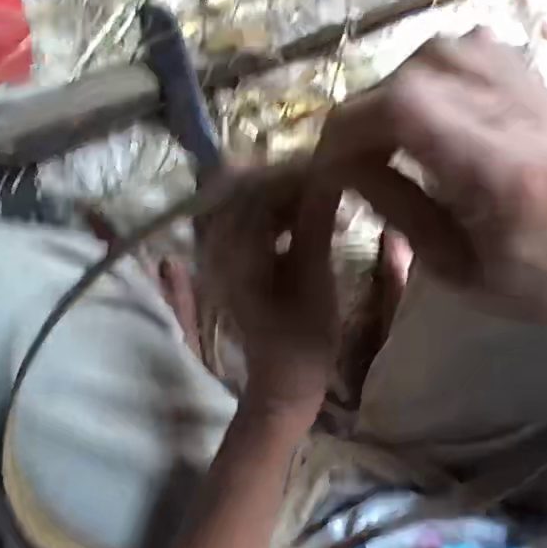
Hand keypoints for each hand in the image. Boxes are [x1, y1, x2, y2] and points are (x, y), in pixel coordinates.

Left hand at [197, 165, 341, 416]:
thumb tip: (328, 172)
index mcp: (236, 251)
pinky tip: (301, 215)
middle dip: (282, 178)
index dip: (288, 172)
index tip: (325, 165)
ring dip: (279, 195)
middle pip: (243, 191)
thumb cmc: (304, 335)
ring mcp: (220, 257)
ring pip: (244, 204)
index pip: (254, 189)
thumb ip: (315, 219)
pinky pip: (247, 222)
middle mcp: (218, 248)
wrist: (284, 382)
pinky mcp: (231, 264)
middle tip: (324, 177)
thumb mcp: (315, 274)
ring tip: (318, 195)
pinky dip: (274, 213)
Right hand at [312, 30, 546, 330]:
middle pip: (420, 71)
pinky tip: (435, 103)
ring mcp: (538, 94)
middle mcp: (523, 117)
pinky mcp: (543, 86)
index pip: (407, 108)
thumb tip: (341, 162)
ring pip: (446, 48)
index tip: (331, 161)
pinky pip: (478, 46)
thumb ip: (394, 204)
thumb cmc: (533, 285)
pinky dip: (439, 67)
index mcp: (504, 171)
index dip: (352, 125)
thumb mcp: (453, 267)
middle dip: (370, 108)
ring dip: (402, 83)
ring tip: (396, 127)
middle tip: (362, 151)